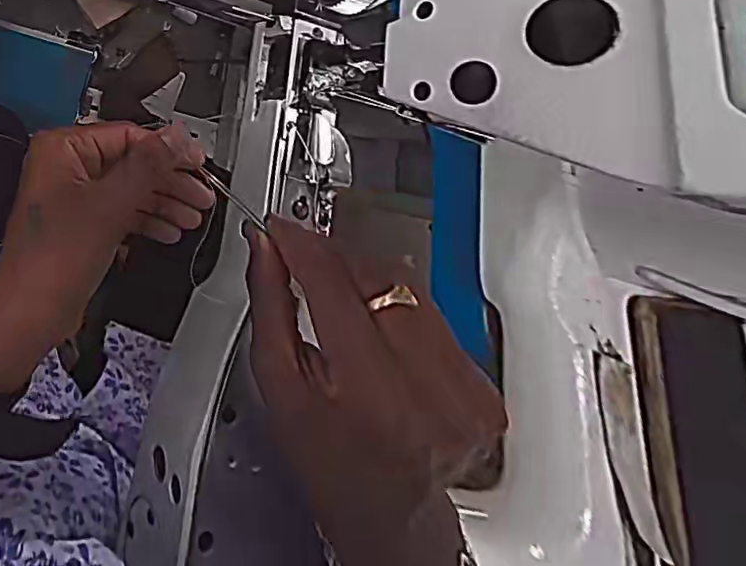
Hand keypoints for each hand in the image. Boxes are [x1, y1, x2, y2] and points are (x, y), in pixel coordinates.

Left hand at [0, 123, 211, 392]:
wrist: (28, 315)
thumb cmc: (48, 263)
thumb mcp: (110, 205)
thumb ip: (148, 166)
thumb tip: (176, 137)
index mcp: (62, 149)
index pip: (127, 135)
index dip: (167, 150)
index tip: (196, 162)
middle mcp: (65, 167)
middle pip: (131, 162)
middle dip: (168, 181)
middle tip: (199, 193)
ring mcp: (73, 196)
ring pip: (129, 187)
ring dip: (163, 201)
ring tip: (190, 213)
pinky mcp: (81, 222)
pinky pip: (120, 209)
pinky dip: (146, 218)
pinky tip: (168, 228)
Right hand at [245, 219, 506, 565]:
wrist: (391, 516)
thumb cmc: (329, 462)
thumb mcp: (278, 386)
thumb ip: (269, 305)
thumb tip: (264, 248)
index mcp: (368, 393)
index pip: (331, 282)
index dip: (300, 244)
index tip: (279, 229)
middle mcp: (426, 388)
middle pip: (372, 272)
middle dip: (329, 255)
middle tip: (301, 256)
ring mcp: (462, 386)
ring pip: (403, 281)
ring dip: (361, 271)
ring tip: (335, 293)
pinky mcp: (481, 383)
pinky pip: (429, 305)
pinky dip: (393, 297)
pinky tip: (373, 319)